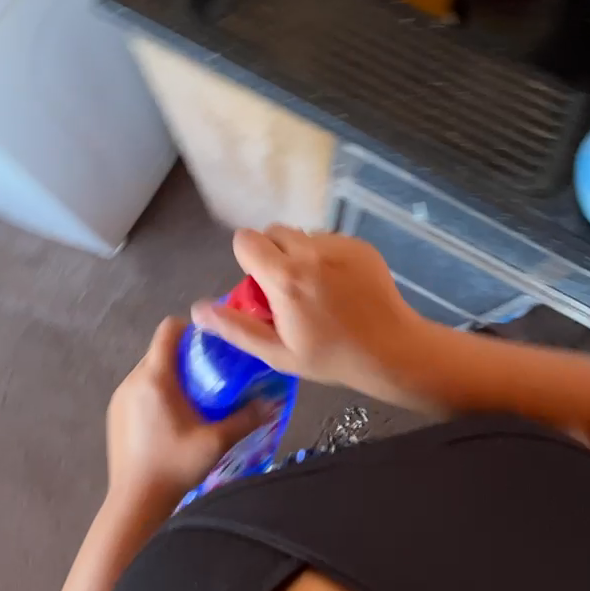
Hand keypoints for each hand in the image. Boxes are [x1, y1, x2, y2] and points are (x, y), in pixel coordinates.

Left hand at [106, 317, 272, 515]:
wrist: (135, 502)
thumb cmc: (175, 465)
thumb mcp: (217, 441)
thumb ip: (246, 418)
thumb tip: (272, 403)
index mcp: (155, 377)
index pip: (168, 330)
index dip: (191, 329)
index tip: (212, 344)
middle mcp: (132, 380)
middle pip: (160, 350)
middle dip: (185, 355)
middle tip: (212, 374)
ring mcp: (120, 397)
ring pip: (149, 370)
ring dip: (170, 375)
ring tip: (195, 397)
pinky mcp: (115, 414)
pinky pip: (138, 389)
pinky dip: (156, 392)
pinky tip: (172, 418)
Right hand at [189, 227, 444, 409]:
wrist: (392, 350)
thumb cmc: (331, 358)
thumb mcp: (278, 352)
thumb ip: (235, 328)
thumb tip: (197, 311)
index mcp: (285, 277)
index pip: (246, 240)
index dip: (247, 259)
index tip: (260, 286)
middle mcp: (310, 252)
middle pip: (273, 232)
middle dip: (271, 253)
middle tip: (284, 288)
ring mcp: (338, 245)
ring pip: (303, 235)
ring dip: (299, 254)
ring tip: (316, 289)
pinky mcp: (359, 246)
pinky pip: (329, 240)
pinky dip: (326, 256)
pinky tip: (339, 286)